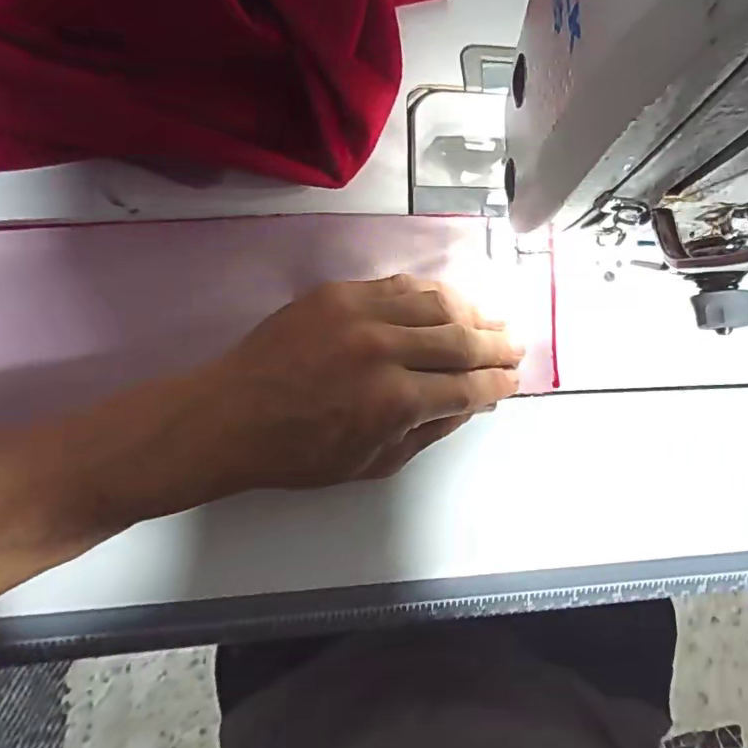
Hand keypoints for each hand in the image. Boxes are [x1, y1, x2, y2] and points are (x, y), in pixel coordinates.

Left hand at [131, 275, 522, 514]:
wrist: (231, 414)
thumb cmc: (299, 453)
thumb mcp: (373, 463)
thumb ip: (429, 430)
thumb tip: (474, 403)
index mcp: (395, 402)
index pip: (467, 387)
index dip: (497, 384)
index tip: (513, 381)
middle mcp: (385, 350)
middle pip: (461, 341)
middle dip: (496, 346)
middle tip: (515, 347)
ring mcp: (360, 313)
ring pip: (436, 303)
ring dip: (472, 312)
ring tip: (490, 320)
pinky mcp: (338, 291)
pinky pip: (399, 284)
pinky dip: (431, 291)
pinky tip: (448, 299)